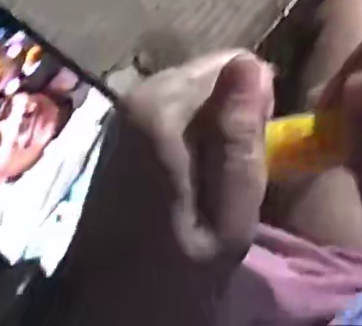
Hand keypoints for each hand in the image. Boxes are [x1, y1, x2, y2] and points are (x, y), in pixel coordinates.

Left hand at [62, 51, 273, 321]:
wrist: (106, 311)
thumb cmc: (177, 272)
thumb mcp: (229, 219)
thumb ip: (241, 140)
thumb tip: (252, 63)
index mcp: (164, 107)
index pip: (239, 61)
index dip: (256, 106)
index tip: (251, 152)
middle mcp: (140, 90)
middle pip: (216, 71)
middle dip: (234, 113)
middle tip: (229, 172)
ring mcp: (127, 104)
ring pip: (200, 86)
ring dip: (214, 123)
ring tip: (207, 176)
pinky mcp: (123, 120)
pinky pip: (179, 103)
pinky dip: (192, 130)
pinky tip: (185, 174)